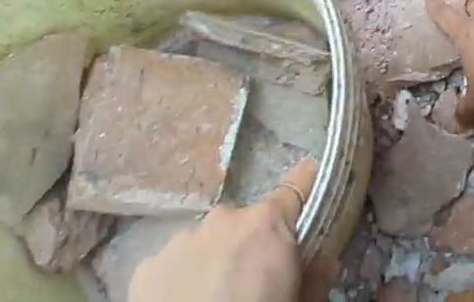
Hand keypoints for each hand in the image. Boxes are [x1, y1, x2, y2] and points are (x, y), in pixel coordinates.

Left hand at [130, 158, 318, 301]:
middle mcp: (226, 218)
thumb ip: (316, 280)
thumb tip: (326, 262)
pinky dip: (181, 279)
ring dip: (215, 260)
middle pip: (248, 221)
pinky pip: (173, 264)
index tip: (311, 191)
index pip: (300, 183)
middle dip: (252, 244)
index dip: (307, 186)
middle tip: (252, 281)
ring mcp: (183, 239)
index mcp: (269, 223)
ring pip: (208, 241)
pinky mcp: (147, 267)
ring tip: (212, 298)